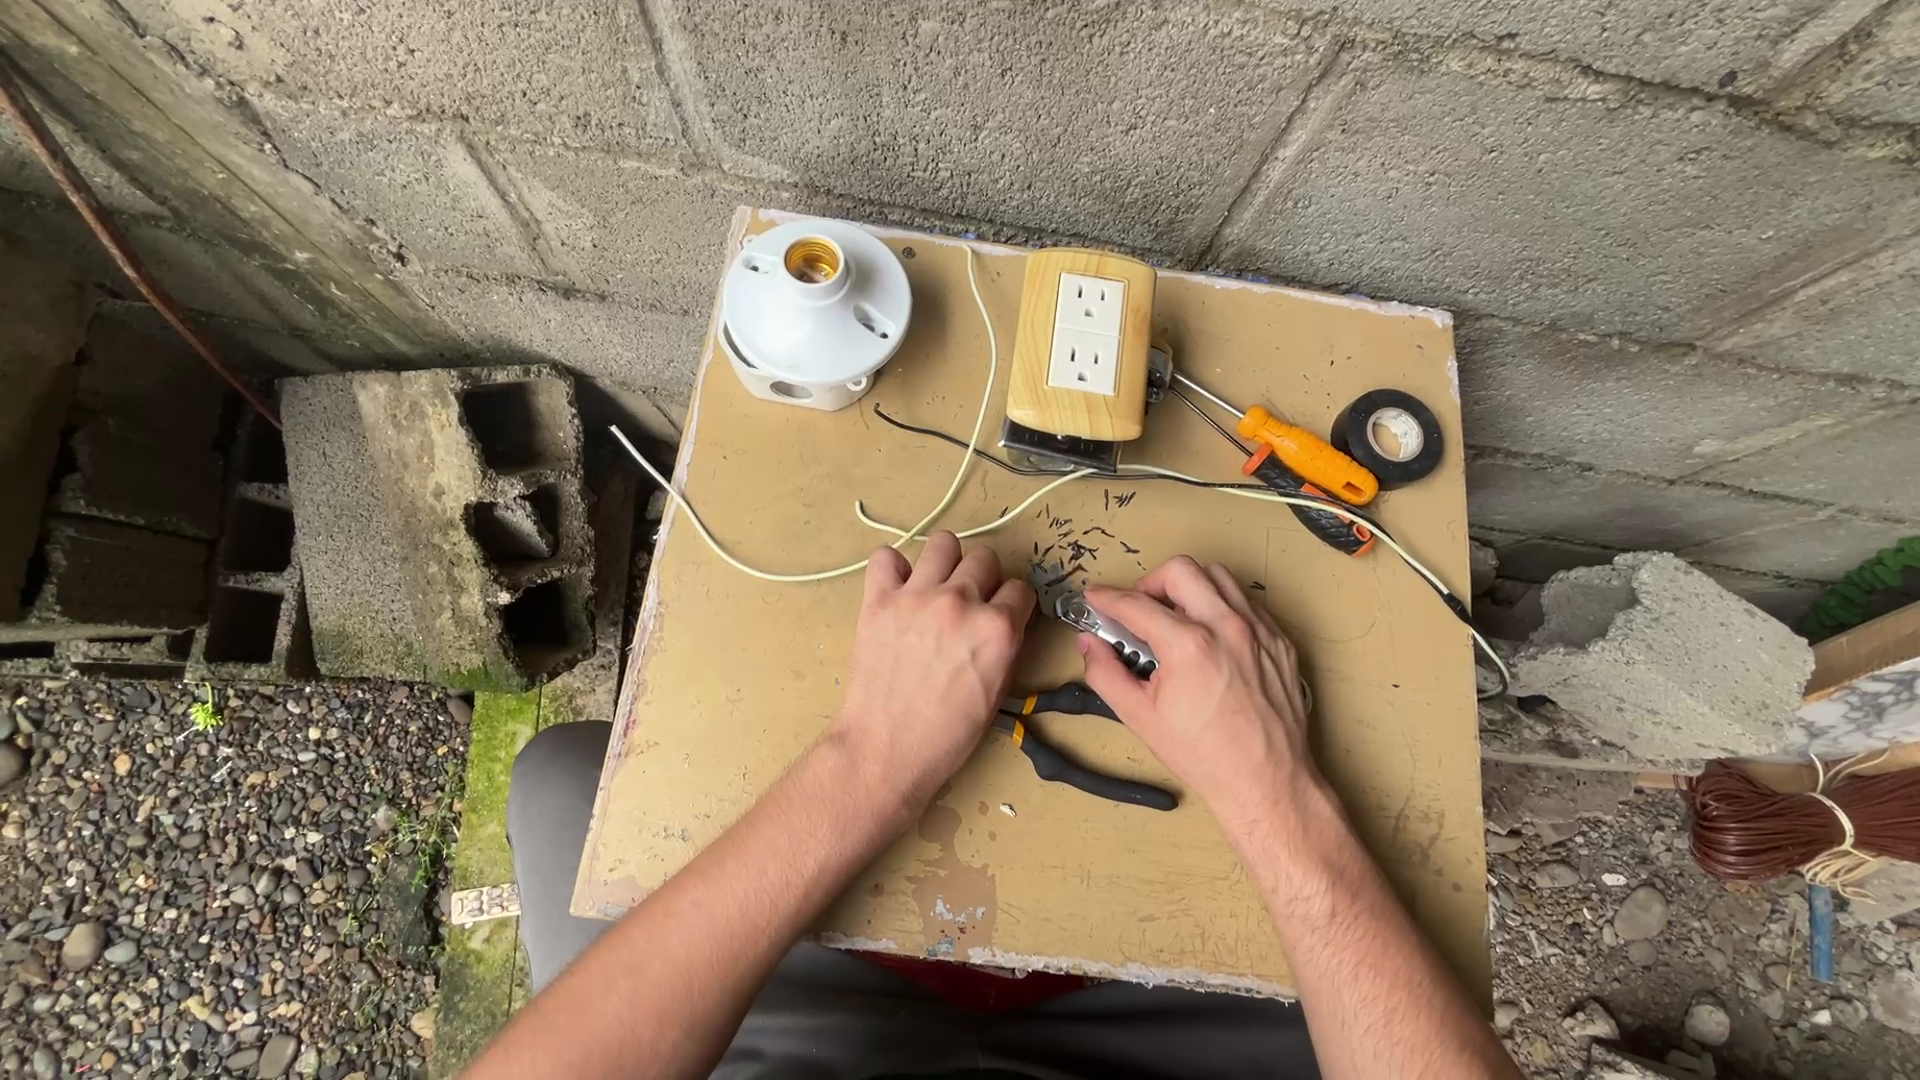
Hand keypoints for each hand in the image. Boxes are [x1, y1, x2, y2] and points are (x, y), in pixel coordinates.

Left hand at [832, 532, 1036, 808]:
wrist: (887, 750)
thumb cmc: (948, 734)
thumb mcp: (998, 692)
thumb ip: (1006, 646)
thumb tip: (1004, 620)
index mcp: (997, 627)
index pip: (1020, 588)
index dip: (1013, 603)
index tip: (1002, 613)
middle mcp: (961, 602)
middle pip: (985, 557)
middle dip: (983, 578)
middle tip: (970, 603)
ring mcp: (917, 596)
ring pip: (943, 543)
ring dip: (946, 561)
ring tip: (936, 585)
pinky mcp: (879, 600)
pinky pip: (885, 557)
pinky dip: (893, 568)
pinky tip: (898, 588)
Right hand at [1079, 556, 1321, 833]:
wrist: (1266, 781)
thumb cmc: (1206, 755)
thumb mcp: (1139, 717)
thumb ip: (1104, 673)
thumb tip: (1090, 644)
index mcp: (1189, 646)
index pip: (1136, 603)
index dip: (1107, 598)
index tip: (1097, 599)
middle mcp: (1227, 628)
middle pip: (1180, 570)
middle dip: (1150, 583)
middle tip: (1139, 608)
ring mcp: (1259, 631)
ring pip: (1218, 576)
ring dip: (1189, 587)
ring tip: (1175, 617)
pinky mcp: (1278, 641)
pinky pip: (1245, 601)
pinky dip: (1220, 606)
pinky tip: (1208, 634)